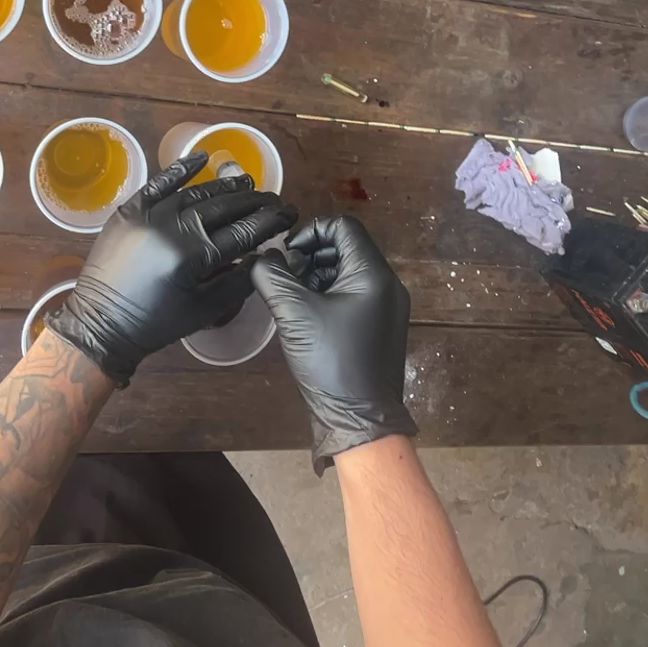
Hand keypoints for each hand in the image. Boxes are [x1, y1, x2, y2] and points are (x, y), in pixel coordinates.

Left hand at [48, 151, 297, 385]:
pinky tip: (203, 159)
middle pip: (223, 208)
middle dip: (253, 202)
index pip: (243, 232)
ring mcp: (149, 214)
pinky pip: (159, 183)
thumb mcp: (206, 310)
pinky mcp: (130, 209)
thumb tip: (263, 254)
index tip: (288, 213)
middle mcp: (172, 228)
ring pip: (196, 193)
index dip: (269, 221)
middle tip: (273, 197)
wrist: (100, 323)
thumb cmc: (157, 323)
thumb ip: (239, 280)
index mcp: (194, 256)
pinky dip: (181, 169)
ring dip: (224, 187)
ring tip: (246, 183)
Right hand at [251, 216, 416, 472]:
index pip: (343, 226)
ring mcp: (385, 307)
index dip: (310, 232)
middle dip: (310, 255)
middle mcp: (386, 284)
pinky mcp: (378, 325)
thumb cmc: (330, 361)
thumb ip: (272, 276)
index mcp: (373, 274)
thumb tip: (261, 257)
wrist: (359, 420)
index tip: (287, 255)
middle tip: (285, 276)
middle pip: (345, 247)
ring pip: (346, 270)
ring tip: (290, 295)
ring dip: (315, 274)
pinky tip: (304, 312)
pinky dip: (327, 293)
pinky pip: (352, 293)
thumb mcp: (294, 313)